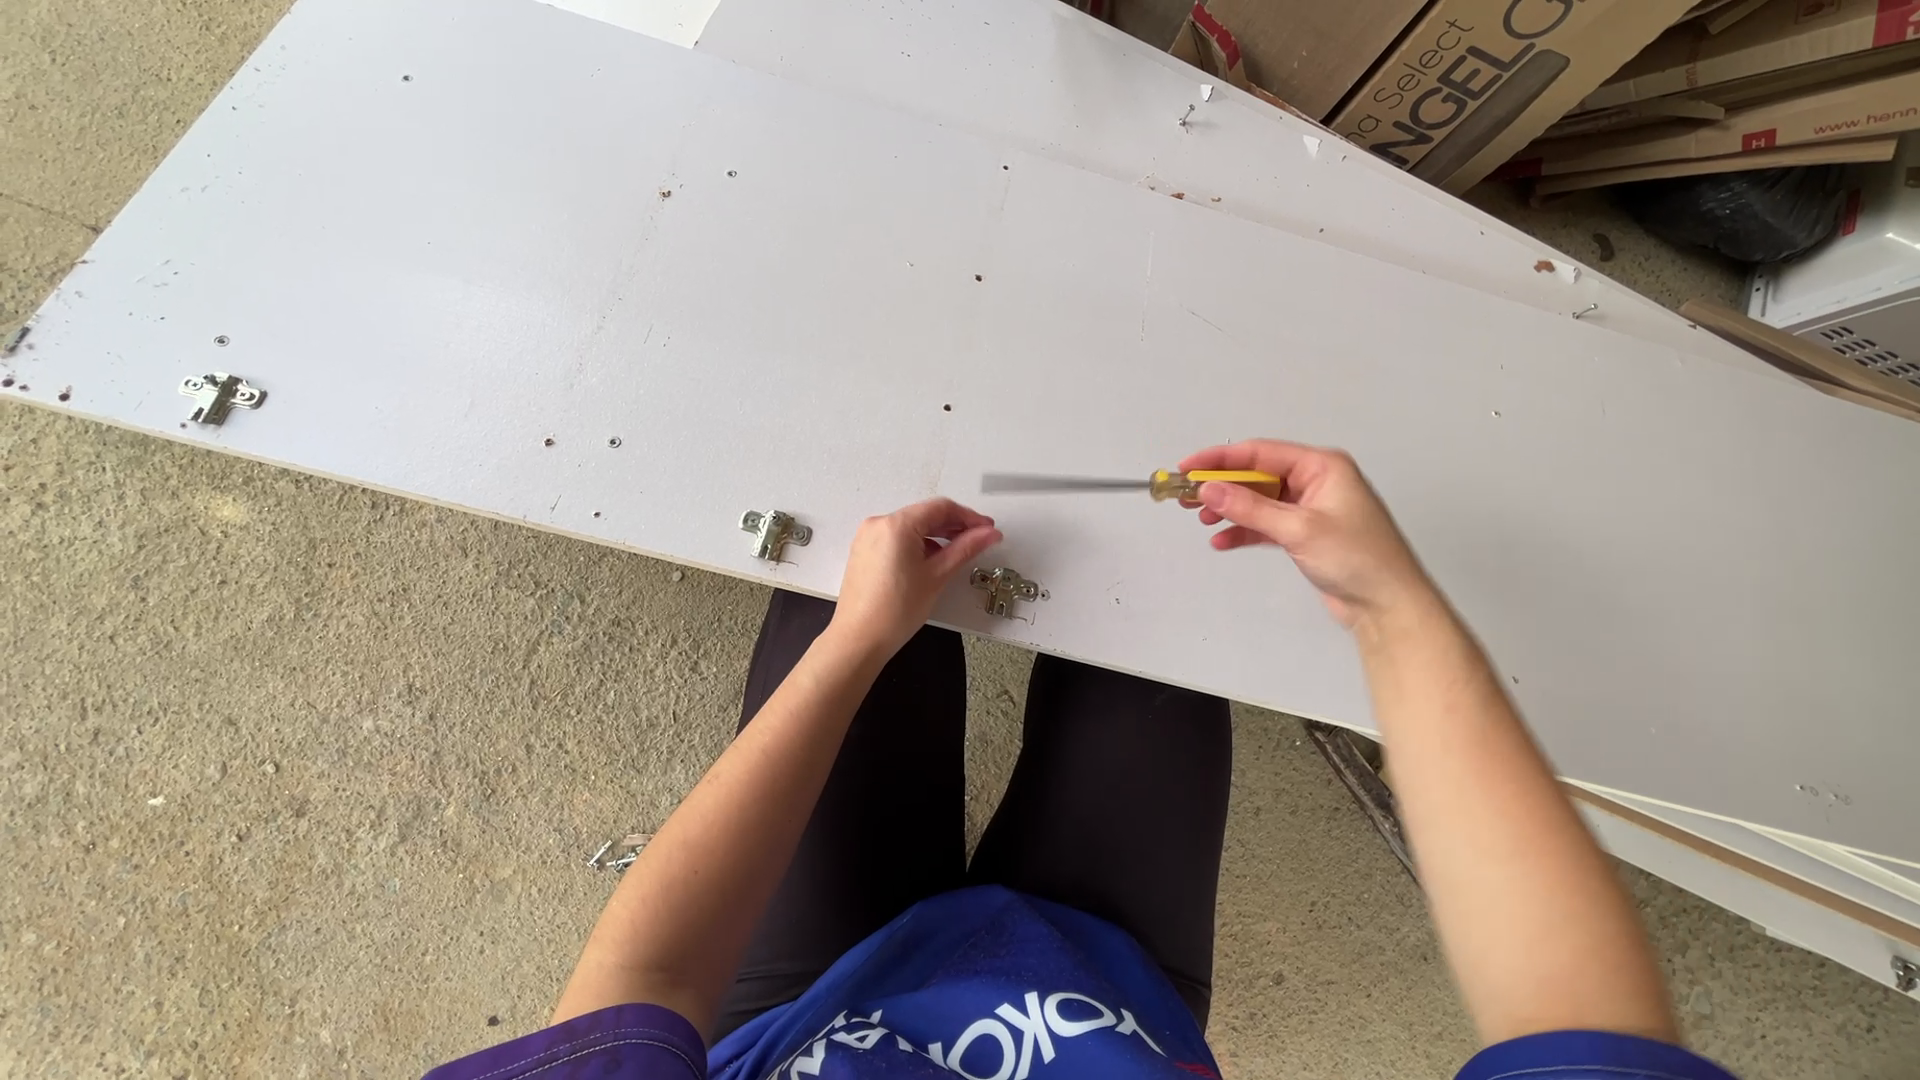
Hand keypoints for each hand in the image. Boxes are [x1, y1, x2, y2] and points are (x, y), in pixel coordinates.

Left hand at [827, 497, 1002, 657]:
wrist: (859, 640)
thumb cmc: (893, 613)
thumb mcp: (937, 576)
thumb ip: (966, 549)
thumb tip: (988, 534)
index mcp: (896, 525)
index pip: (941, 508)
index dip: (968, 516)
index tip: (986, 528)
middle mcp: (878, 525)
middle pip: (925, 514)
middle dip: (954, 525)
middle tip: (978, 539)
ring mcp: (868, 538)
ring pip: (912, 527)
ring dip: (937, 535)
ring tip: (958, 553)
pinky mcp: (865, 551)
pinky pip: (897, 538)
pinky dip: (918, 544)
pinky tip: (932, 561)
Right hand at [1179, 440, 1431, 627]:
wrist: (1387, 604)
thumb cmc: (1358, 558)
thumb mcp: (1298, 528)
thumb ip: (1249, 507)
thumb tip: (1209, 489)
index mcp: (1321, 466)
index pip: (1260, 453)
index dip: (1220, 459)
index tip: (1189, 468)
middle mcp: (1315, 481)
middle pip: (1256, 475)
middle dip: (1221, 485)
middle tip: (1186, 494)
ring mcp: (1309, 508)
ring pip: (1257, 500)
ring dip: (1229, 509)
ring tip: (1201, 518)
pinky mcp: (1303, 534)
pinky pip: (1264, 524)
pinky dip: (1243, 530)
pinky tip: (1222, 541)